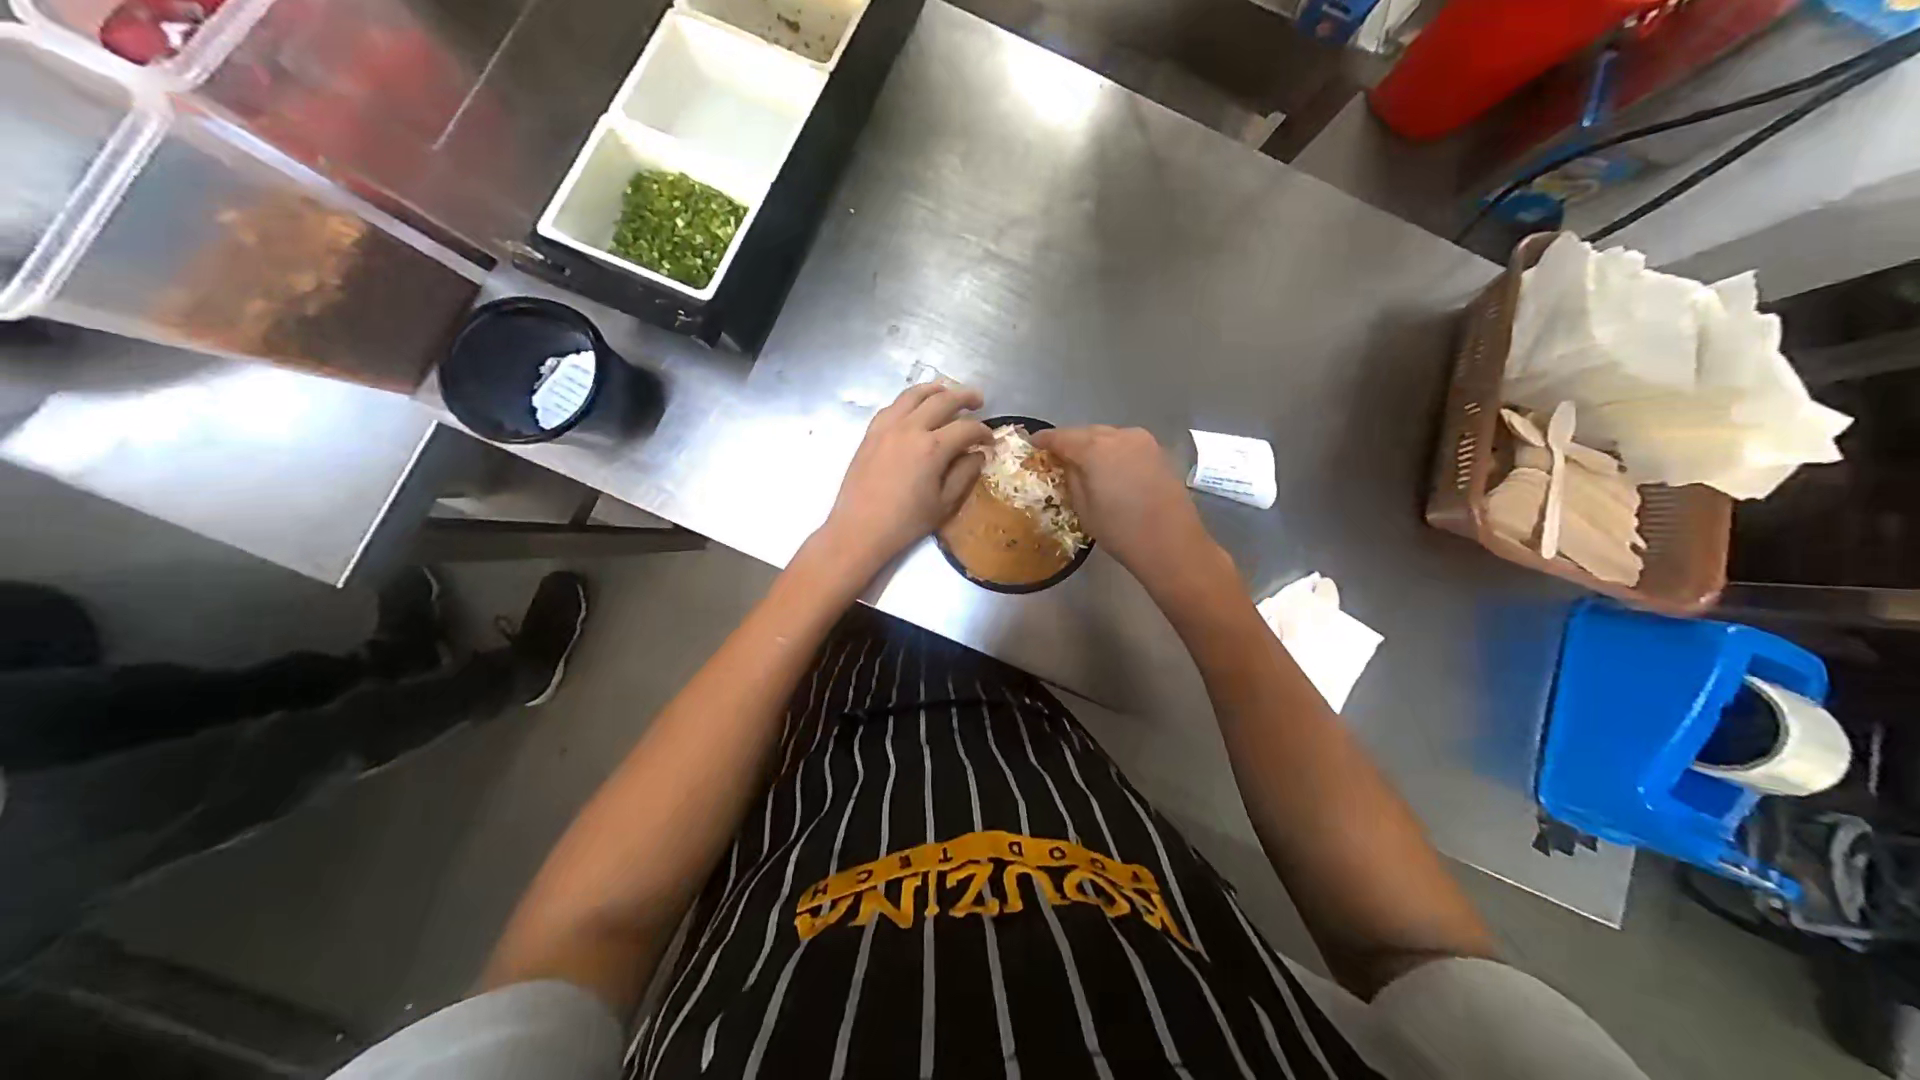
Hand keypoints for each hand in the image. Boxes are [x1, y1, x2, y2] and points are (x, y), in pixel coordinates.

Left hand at [821, 383, 991, 572]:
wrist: (860, 529)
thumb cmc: (905, 522)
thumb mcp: (944, 503)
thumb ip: (964, 474)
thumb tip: (977, 455)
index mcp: (932, 448)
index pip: (966, 428)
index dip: (983, 431)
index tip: (990, 440)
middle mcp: (910, 428)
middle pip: (943, 400)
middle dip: (965, 397)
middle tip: (978, 401)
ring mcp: (887, 427)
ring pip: (914, 394)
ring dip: (935, 390)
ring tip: (947, 392)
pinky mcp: (871, 433)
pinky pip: (893, 406)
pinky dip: (909, 401)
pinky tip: (915, 409)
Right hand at [1033, 425, 1231, 594]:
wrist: (1171, 543)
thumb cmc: (1120, 530)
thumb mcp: (1083, 508)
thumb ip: (1071, 477)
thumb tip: (1066, 463)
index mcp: (1095, 448)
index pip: (1062, 437)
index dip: (1044, 440)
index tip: (1032, 444)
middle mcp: (1119, 435)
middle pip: (1086, 432)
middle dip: (1070, 442)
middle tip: (1056, 456)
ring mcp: (1142, 441)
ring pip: (1108, 437)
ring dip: (1092, 445)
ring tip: (1082, 463)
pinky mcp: (1157, 451)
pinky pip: (1125, 445)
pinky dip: (1112, 452)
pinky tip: (1108, 468)